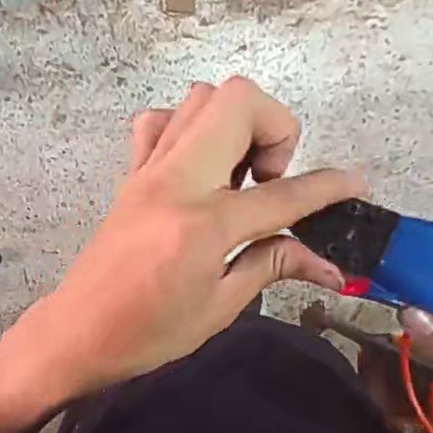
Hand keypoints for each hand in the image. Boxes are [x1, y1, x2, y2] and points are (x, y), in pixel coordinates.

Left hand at [2, 77, 365, 399]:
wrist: (76, 334)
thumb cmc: (149, 333)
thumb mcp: (220, 306)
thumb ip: (272, 266)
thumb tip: (327, 265)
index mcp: (206, 224)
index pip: (284, 193)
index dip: (330, 185)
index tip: (356, 182)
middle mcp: (178, 181)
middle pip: (238, 101)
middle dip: (276, 127)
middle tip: (272, 178)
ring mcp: (149, 170)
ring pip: (200, 98)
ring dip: (236, 124)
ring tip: (240, 174)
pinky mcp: (131, 173)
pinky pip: (160, 121)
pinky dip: (189, 128)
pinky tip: (200, 167)